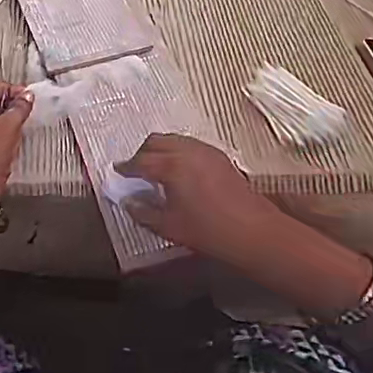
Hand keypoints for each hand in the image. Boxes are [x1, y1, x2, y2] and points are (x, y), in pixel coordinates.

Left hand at [0, 79, 32, 197]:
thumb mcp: (9, 127)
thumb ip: (20, 107)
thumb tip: (27, 96)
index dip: (11, 89)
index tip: (25, 99)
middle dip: (9, 101)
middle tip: (25, 110)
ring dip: (6, 113)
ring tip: (19, 123)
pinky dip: (1, 125)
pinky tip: (11, 134)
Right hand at [115, 134, 283, 262]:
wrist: (253, 232)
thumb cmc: (209, 231)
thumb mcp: (168, 226)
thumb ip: (143, 212)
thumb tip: (129, 202)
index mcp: (172, 166)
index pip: (140, 161)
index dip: (126, 167)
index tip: (119, 172)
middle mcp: (188, 152)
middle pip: (156, 141)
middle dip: (142, 153)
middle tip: (135, 170)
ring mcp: (207, 152)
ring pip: (175, 140)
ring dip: (161, 150)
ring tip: (156, 170)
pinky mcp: (220, 157)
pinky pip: (191, 146)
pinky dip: (178, 153)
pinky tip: (180, 172)